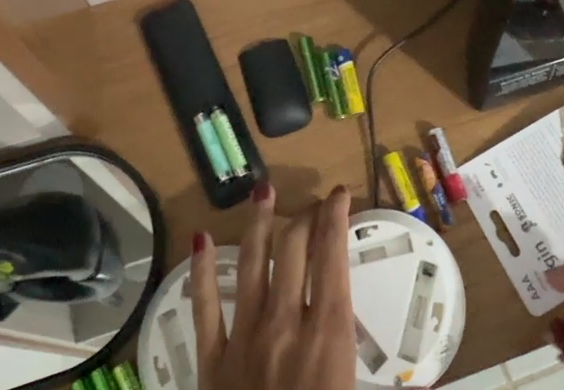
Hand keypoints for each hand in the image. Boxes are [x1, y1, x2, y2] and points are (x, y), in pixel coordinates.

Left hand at [189, 182, 353, 389]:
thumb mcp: (352, 382)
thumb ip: (351, 342)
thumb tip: (363, 321)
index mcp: (328, 333)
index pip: (332, 257)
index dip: (335, 218)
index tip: (337, 194)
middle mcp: (285, 323)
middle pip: (293, 251)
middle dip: (305, 218)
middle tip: (313, 203)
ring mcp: (245, 338)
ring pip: (251, 265)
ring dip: (258, 224)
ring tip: (262, 192)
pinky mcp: (212, 361)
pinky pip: (205, 307)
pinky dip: (202, 271)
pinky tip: (200, 239)